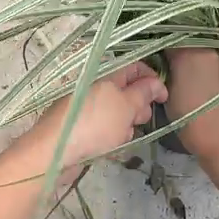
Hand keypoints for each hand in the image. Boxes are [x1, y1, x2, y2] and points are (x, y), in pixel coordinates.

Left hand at [22, 61, 167, 167]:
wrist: (55, 152)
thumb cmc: (95, 125)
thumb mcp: (126, 106)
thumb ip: (143, 93)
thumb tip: (155, 82)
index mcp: (106, 75)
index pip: (134, 67)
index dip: (152, 78)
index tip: (163, 97)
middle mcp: (95, 87)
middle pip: (126, 90)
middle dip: (139, 105)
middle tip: (141, 119)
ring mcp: (86, 107)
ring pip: (117, 112)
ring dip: (126, 124)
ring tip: (123, 137)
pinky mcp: (80, 127)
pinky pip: (103, 127)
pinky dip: (111, 136)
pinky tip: (112, 148)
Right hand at [165, 48, 218, 165]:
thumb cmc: (193, 125)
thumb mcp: (169, 98)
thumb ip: (166, 75)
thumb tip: (165, 65)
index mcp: (189, 54)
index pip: (170, 42)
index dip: (163, 51)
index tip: (160, 61)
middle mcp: (211, 51)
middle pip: (191, 46)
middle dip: (183, 56)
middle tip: (177, 73)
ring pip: (208, 56)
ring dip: (201, 64)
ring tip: (197, 84)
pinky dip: (215, 73)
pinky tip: (213, 90)